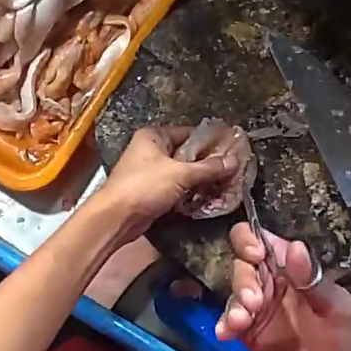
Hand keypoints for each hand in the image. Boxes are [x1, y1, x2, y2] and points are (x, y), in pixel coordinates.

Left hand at [94, 124, 239, 232]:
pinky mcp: (152, 191)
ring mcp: (150, 171)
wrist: (116, 217)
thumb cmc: (144, 186)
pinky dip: (191, 192)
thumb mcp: (180, 174)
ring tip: (228, 184)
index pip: (189, 132)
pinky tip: (210, 198)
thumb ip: (208, 168)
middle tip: (235, 168)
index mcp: (153, 136)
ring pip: (183, 172)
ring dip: (202, 179)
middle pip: (187, 153)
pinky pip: (177, 188)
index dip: (211, 140)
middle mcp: (151, 150)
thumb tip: (234, 161)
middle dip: (209, 163)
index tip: (234, 148)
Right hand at [214, 223, 350, 350]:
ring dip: (235, 302)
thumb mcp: (335, 307)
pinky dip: (224, 323)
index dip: (251, 240)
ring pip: (234, 289)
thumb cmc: (340, 339)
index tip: (255, 254)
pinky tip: (226, 332)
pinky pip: (228, 318)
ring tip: (243, 320)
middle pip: (242, 263)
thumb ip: (313, 278)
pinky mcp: (245, 329)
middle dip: (244, 279)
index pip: (261, 239)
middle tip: (254, 301)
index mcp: (290, 267)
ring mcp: (255, 304)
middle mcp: (269, 280)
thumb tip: (295, 247)